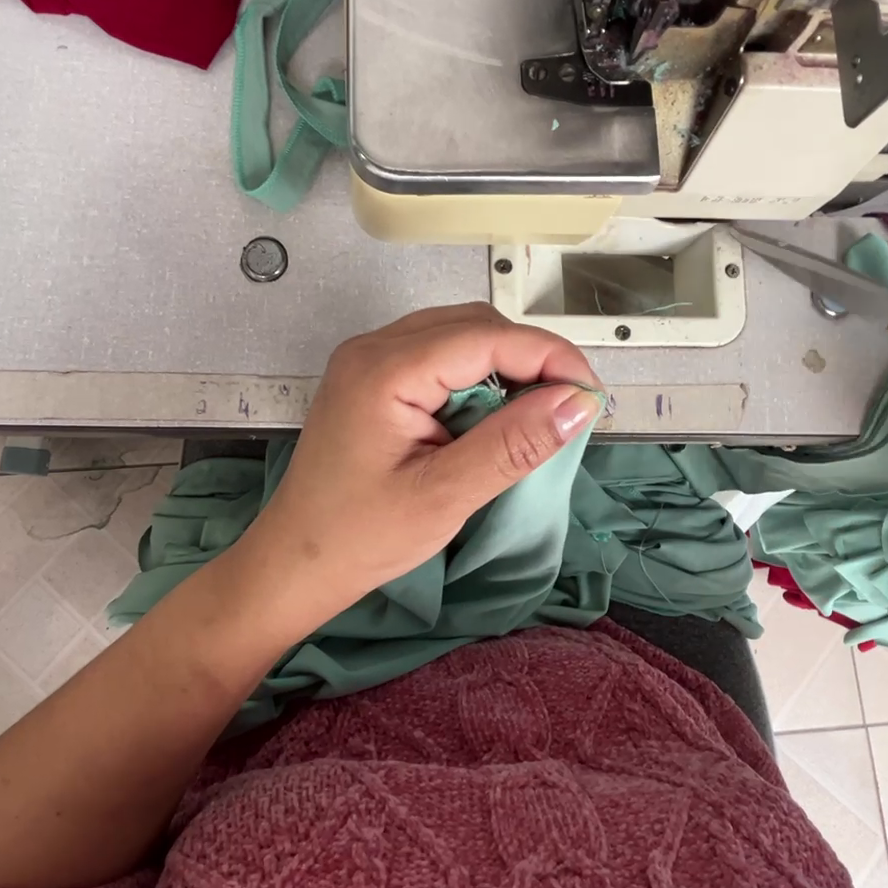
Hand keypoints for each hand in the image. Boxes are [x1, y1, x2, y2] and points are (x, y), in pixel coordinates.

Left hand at [241, 303, 604, 614]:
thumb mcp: (445, 495)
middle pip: (474, 325)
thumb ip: (513, 444)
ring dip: (505, 365)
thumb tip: (579, 403)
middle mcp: (374, 347)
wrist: (295, 562)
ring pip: (458, 335)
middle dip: (530, 358)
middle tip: (568, 408)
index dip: (549, 357)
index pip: (487, 337)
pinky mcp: (371, 378)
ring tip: (536, 413)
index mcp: (385, 369)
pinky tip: (492, 414)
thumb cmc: (362, 537)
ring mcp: (368, 359)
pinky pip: (437, 355)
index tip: (592, 396)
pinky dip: (475, 376)